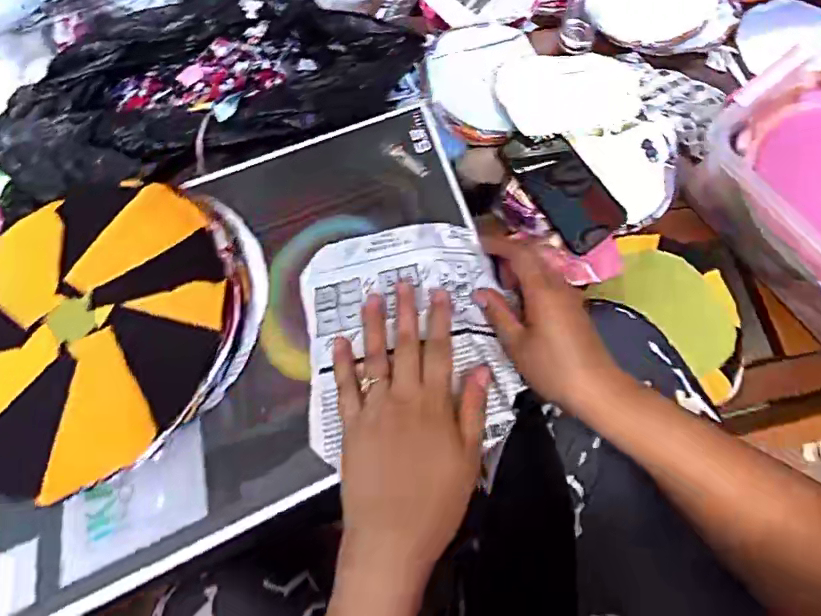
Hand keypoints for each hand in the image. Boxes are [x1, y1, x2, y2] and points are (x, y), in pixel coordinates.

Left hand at [331, 281, 489, 609]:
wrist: (390, 539)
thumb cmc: (438, 501)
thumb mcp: (469, 456)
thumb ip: (472, 409)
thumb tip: (481, 368)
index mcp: (434, 402)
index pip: (440, 349)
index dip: (439, 318)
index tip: (438, 292)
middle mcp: (404, 397)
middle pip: (406, 345)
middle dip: (406, 311)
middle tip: (404, 281)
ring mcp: (374, 410)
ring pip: (375, 358)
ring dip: (374, 325)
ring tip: (372, 296)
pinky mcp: (350, 427)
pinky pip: (345, 389)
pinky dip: (342, 364)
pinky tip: (340, 341)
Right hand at [475, 233, 631, 417]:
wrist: (597, 387)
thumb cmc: (553, 369)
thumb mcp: (517, 345)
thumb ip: (498, 314)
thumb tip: (482, 293)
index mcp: (542, 290)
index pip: (520, 253)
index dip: (499, 244)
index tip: (480, 244)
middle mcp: (558, 285)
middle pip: (533, 254)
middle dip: (509, 254)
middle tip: (488, 268)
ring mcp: (569, 294)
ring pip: (542, 267)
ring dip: (522, 268)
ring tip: (502, 287)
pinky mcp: (574, 306)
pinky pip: (550, 281)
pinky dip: (533, 281)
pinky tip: (522, 303)